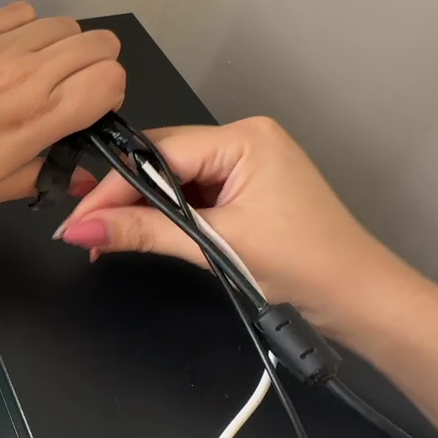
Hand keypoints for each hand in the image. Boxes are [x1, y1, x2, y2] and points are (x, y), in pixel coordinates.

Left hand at [0, 2, 125, 208]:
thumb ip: (41, 178)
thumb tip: (78, 177)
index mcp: (37, 116)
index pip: (112, 79)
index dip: (108, 97)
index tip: (86, 115)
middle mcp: (26, 72)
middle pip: (100, 43)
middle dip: (96, 68)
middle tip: (65, 95)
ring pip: (64, 23)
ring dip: (63, 47)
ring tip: (35, 76)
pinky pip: (19, 11)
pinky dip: (26, 27)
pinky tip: (6, 53)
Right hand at [56, 117, 409, 333]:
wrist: (359, 298)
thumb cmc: (306, 266)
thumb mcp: (213, 246)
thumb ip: (142, 231)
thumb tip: (81, 228)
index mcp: (245, 139)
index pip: (157, 154)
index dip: (112, 186)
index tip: (78, 216)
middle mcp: (243, 140)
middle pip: (159, 162)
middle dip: (120, 198)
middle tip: (82, 228)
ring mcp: (243, 163)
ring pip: (169, 179)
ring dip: (138, 209)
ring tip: (103, 236)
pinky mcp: (241, 187)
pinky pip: (188, 193)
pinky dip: (162, 216)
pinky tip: (137, 232)